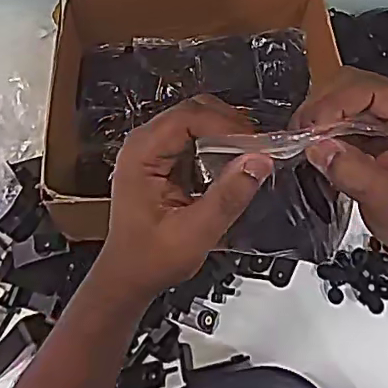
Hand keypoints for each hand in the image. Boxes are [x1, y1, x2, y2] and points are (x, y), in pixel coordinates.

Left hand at [86, 95, 272, 304]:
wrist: (129, 277)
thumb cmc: (149, 260)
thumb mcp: (194, 234)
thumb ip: (227, 197)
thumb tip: (259, 162)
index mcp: (141, 154)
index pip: (188, 118)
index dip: (226, 125)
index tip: (255, 143)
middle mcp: (144, 143)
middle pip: (195, 110)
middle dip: (230, 124)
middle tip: (259, 147)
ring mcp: (153, 147)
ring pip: (199, 118)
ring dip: (228, 131)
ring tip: (252, 153)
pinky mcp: (165, 156)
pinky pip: (198, 134)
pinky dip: (221, 141)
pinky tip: (235, 161)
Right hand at [293, 68, 387, 270]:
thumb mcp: (387, 199)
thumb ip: (353, 172)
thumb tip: (319, 148)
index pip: (371, 89)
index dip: (337, 103)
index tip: (313, 126)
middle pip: (354, 84)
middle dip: (324, 105)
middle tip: (303, 132)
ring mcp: (386, 117)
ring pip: (343, 95)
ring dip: (320, 114)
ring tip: (305, 138)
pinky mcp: (371, 128)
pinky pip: (341, 114)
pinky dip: (322, 126)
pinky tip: (313, 143)